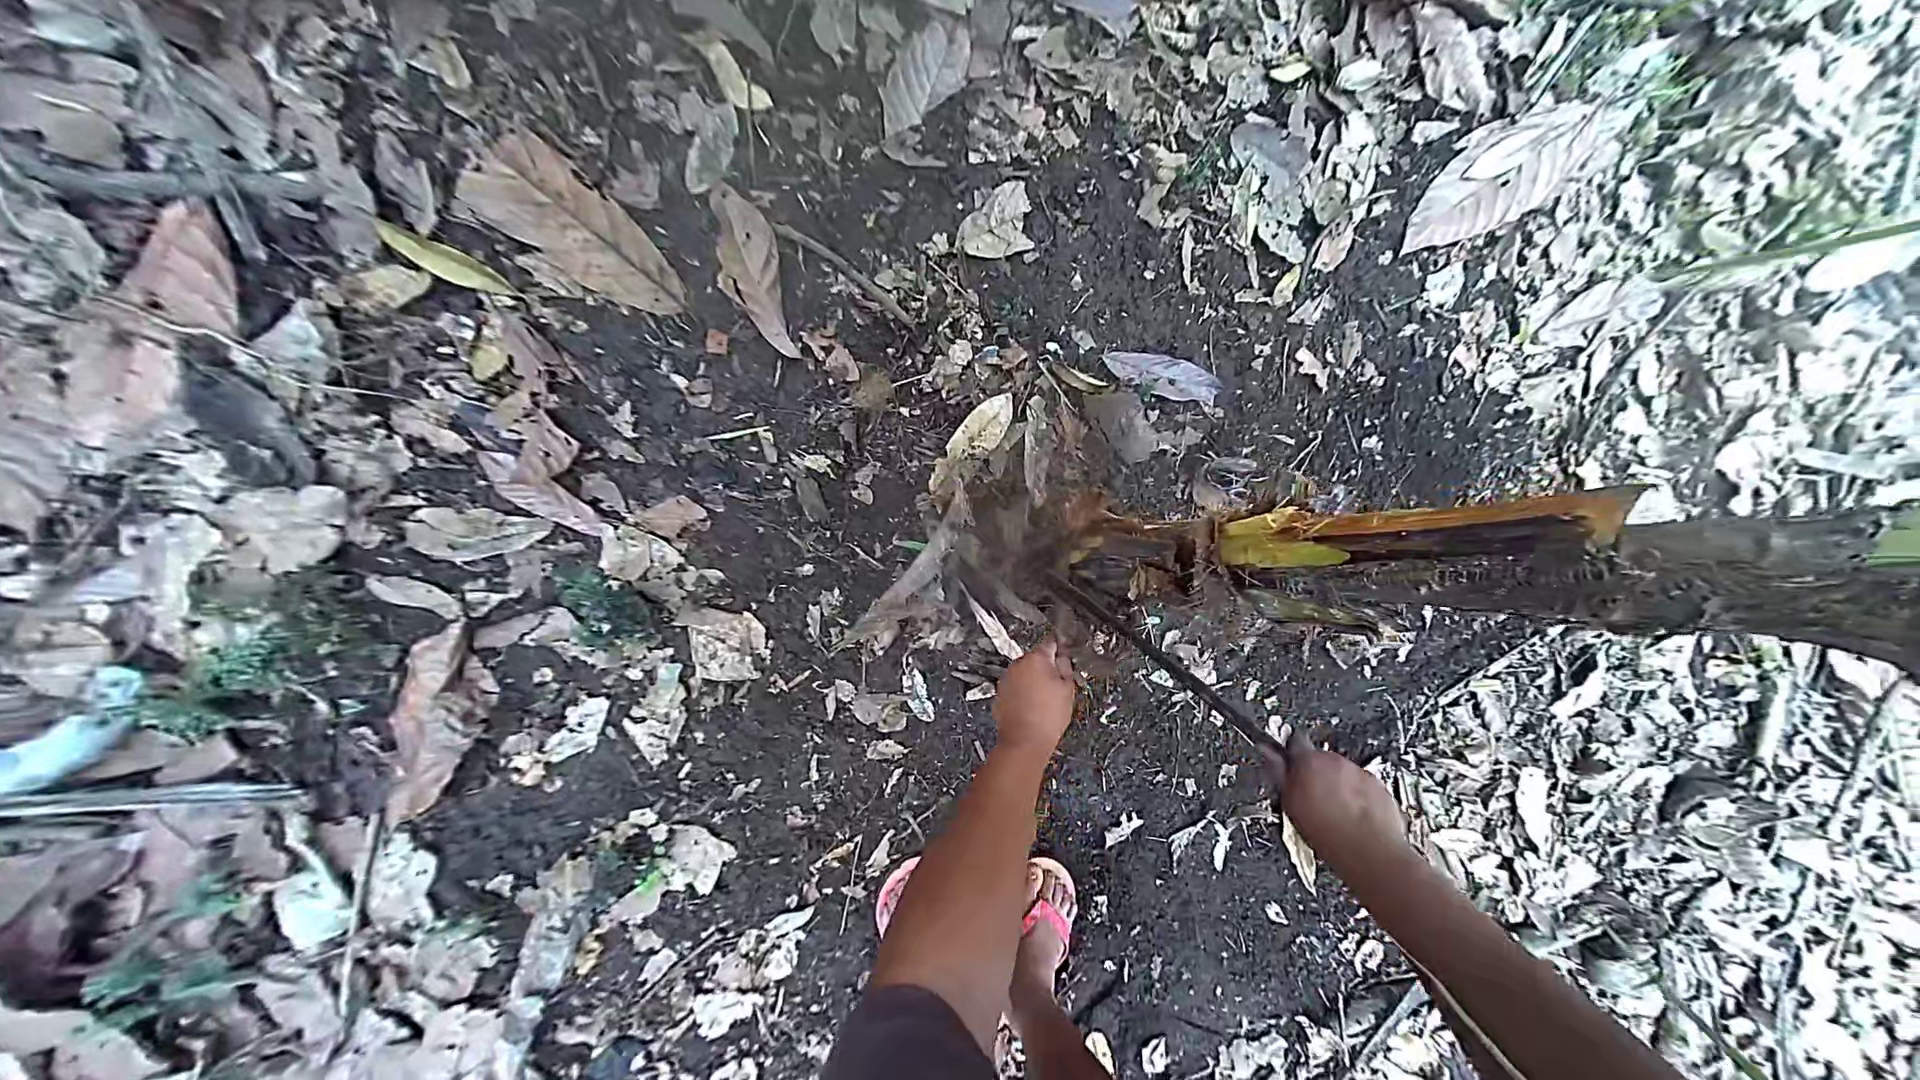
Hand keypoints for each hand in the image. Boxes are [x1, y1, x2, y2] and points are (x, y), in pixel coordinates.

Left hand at [992, 639, 1075, 753]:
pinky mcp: (1000, 693)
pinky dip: (1022, 692)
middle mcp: (1018, 665)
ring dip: (1033, 680)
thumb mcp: (1067, 689)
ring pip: (1024, 673)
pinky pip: (1015, 687)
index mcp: (1036, 659)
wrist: (1024, 741)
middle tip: (1058, 685)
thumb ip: (1066, 668)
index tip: (1064, 653)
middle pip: (1036, 658)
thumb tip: (1062, 659)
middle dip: (1046, 668)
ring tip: (1045, 700)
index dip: (1060, 648)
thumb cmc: (1047, 718)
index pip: (1050, 643)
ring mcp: (1007, 678)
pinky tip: (1033, 707)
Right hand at [1263, 732, 1408, 864]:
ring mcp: (1360, 774)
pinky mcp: (1379, 788)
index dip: (1291, 755)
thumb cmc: (1327, 831)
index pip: (1295, 741)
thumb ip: (1278, 773)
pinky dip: (1358, 797)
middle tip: (1311, 797)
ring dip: (1337, 785)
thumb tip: (1268, 753)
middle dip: (1315, 774)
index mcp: (1309, 760)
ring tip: (1333, 811)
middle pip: (1320, 759)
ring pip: (1342, 773)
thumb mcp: (1289, 803)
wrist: (1369, 852)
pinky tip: (1352, 817)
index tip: (1289, 766)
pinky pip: (1363, 786)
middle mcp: (1336, 761)